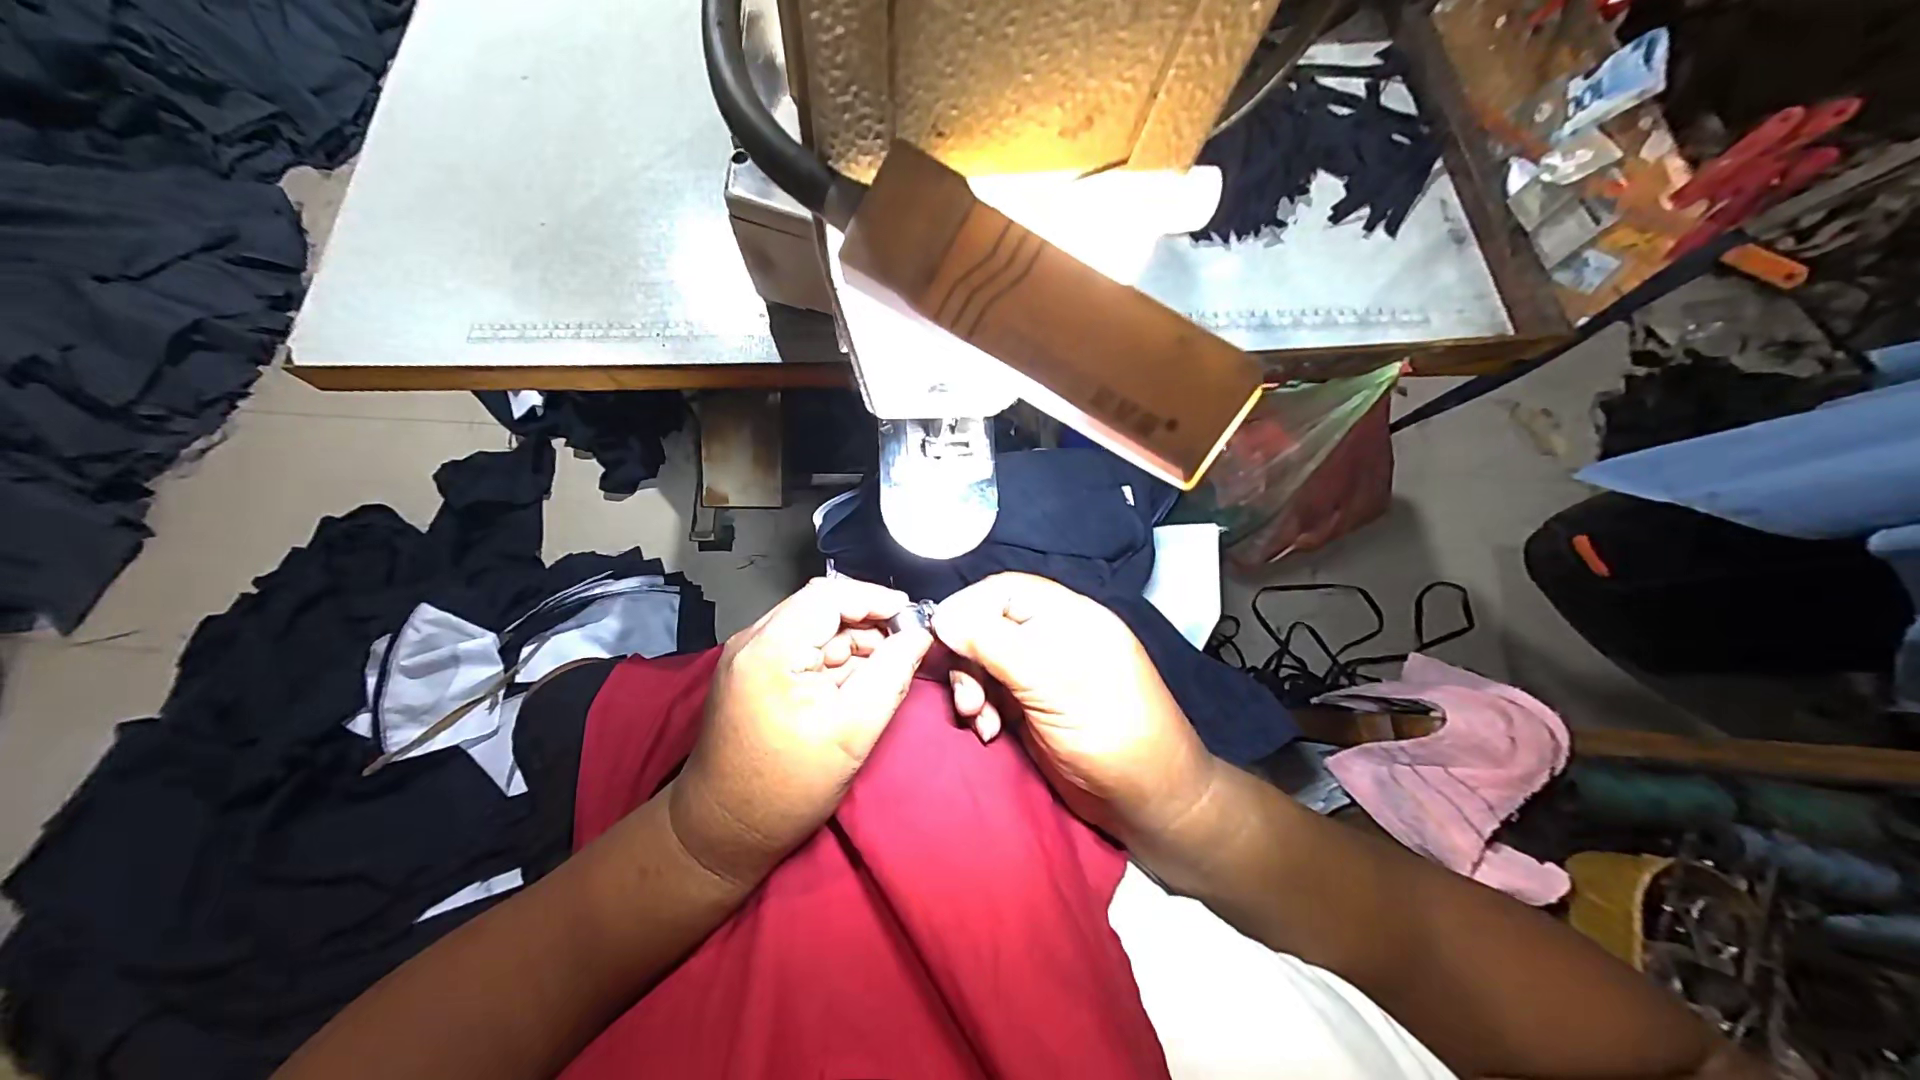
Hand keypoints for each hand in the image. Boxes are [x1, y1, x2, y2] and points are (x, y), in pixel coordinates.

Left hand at [669, 577, 931, 889]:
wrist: (724, 831)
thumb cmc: (785, 789)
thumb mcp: (853, 731)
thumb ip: (891, 675)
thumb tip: (919, 637)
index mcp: (769, 650)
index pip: (829, 595)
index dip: (875, 599)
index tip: (912, 615)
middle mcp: (752, 642)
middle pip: (821, 608)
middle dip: (868, 623)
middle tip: (905, 646)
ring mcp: (749, 657)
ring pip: (815, 628)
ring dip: (853, 642)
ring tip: (885, 669)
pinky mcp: (753, 674)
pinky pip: (802, 649)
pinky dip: (834, 658)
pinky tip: (856, 682)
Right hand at [931, 573, 1219, 847]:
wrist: (1150, 801)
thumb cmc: (1111, 733)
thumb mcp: (1052, 683)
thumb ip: (994, 646)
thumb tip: (942, 617)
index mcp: (1068, 617)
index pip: (1003, 591)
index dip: (967, 609)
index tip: (940, 640)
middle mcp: (1052, 638)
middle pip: (986, 627)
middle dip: (968, 660)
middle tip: (968, 698)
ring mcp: (1042, 674)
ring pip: (984, 662)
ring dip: (972, 689)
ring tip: (979, 718)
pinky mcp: (1033, 705)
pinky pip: (992, 693)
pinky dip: (983, 709)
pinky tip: (991, 731)